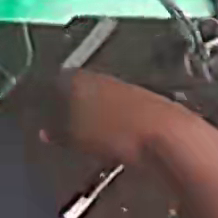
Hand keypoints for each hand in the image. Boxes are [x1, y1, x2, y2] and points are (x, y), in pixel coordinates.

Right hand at [49, 70, 193, 164]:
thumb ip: (56, 133)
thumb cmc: (114, 133)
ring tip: (94, 137)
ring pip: (103, 99)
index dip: (47, 98)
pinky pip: (125, 112)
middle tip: (66, 126)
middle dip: (73, 106)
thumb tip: (42, 133)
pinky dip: (119, 123)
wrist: (175, 140)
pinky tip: (121, 140)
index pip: (53, 82)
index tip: (44, 115)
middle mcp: (99, 77)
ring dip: (98, 115)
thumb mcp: (75, 138)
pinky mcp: (152, 105)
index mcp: (76, 77)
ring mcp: (128, 88)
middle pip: (79, 89)